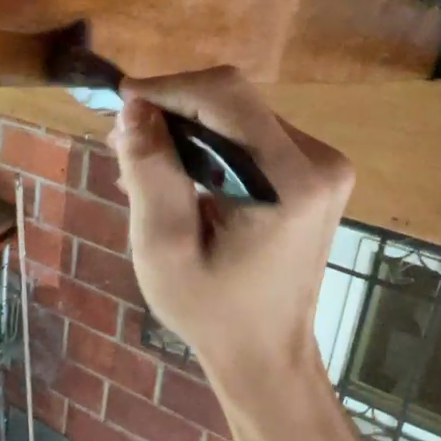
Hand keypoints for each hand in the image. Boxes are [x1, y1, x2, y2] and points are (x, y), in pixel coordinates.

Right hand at [108, 67, 354, 382]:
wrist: (265, 352)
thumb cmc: (210, 309)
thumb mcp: (163, 246)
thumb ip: (151, 172)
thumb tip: (132, 109)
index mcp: (288, 181)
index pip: (224, 95)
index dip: (166, 89)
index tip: (118, 108)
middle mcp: (317, 161)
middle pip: (231, 100)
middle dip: (169, 111)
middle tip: (121, 148)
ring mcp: (321, 166)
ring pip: (236, 112)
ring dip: (183, 129)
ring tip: (141, 168)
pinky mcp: (313, 173)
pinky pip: (248, 133)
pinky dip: (205, 143)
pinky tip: (176, 176)